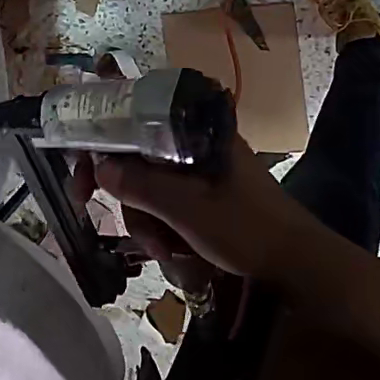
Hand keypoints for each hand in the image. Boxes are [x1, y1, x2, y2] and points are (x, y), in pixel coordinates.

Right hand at [94, 137, 317, 279]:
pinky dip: (162, 226)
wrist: (298, 263)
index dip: (104, 137)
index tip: (81, 166)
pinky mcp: (207, 196)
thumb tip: (100, 166)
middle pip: (139, 156)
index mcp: (198, 133)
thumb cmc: (248, 229)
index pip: (140, 117)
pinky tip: (172, 251)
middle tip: (89, 205)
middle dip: (124, 191)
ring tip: (162, 249)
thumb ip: (143, 187)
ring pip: (151, 185)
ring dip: (145, 218)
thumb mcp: (189, 210)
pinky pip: (168, 203)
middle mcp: (197, 145)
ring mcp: (202, 172)